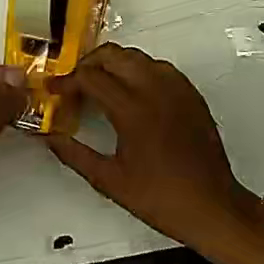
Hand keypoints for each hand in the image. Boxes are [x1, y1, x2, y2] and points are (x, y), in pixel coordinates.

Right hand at [44, 44, 263, 252]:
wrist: (213, 208)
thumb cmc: (163, 198)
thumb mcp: (108, 180)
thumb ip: (73, 154)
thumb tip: (51, 138)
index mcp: (132, 110)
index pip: (90, 77)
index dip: (66, 81)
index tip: (55, 90)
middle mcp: (155, 91)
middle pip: (113, 55)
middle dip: (87, 64)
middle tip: (74, 83)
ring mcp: (177, 90)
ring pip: (137, 56)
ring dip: (113, 64)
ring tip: (100, 85)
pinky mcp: (191, 95)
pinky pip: (160, 68)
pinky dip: (139, 70)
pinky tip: (132, 91)